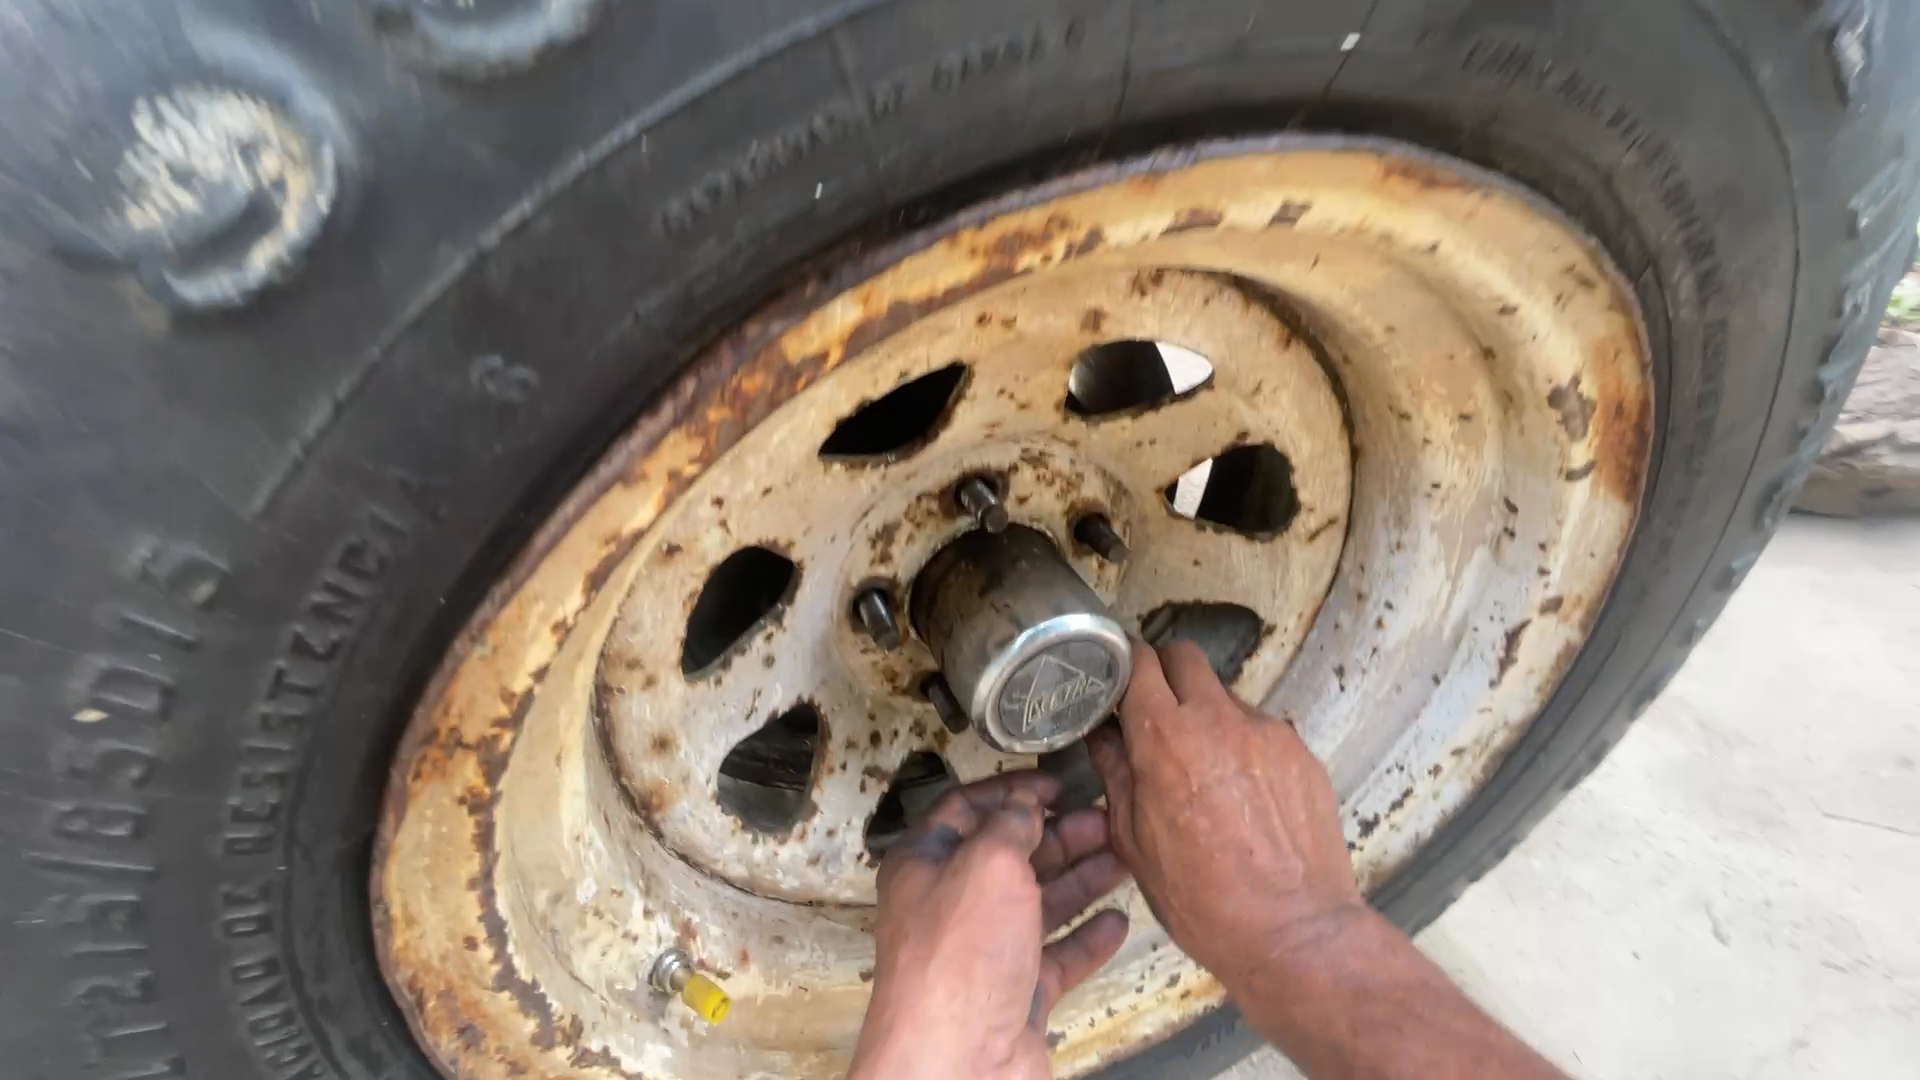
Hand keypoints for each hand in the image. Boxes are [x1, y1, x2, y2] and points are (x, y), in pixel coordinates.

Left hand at [850, 772, 1130, 1079]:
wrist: (959, 1063)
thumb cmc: (964, 949)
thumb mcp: (989, 862)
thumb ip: (1011, 822)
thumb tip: (1024, 803)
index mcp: (927, 861)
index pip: (968, 807)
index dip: (1011, 789)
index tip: (1055, 783)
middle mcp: (952, 900)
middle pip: (1011, 854)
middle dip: (1058, 834)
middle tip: (1103, 819)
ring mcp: (985, 949)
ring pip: (1038, 901)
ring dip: (1080, 878)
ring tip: (1120, 857)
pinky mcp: (1016, 991)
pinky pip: (1056, 954)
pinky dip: (1086, 937)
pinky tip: (1117, 921)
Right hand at [1086, 642, 1364, 990]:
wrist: (1295, 934)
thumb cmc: (1200, 896)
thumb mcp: (1133, 840)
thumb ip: (1115, 773)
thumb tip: (1101, 735)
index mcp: (1164, 736)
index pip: (1140, 660)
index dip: (1124, 660)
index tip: (1118, 676)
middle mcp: (1216, 719)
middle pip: (1184, 654)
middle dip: (1165, 670)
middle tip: (1158, 708)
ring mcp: (1264, 731)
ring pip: (1223, 693)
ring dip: (1206, 713)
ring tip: (1206, 767)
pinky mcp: (1300, 751)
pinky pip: (1259, 728)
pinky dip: (1242, 744)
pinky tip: (1244, 791)